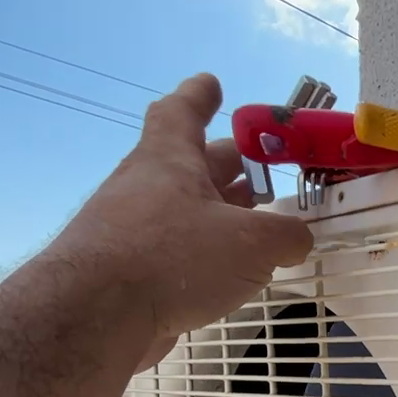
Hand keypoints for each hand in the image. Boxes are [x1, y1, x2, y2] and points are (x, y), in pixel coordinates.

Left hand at [49, 74, 313, 367]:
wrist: (99, 314)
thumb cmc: (177, 257)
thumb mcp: (256, 241)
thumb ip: (290, 234)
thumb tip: (298, 237)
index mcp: (170, 162)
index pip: (181, 114)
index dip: (199, 97)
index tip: (212, 82)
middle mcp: (149, 187)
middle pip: (195, 165)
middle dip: (233, 166)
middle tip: (267, 172)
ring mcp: (138, 227)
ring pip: (193, 208)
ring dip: (229, 211)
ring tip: (266, 225)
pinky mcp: (138, 267)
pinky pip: (186, 245)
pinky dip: (216, 249)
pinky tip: (240, 270)